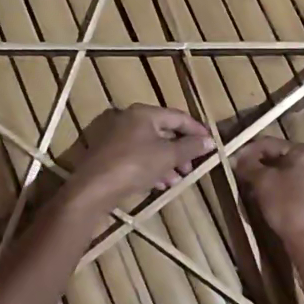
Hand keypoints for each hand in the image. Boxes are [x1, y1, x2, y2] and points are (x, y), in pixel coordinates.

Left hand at [66, 105, 213, 207]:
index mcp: (144, 114)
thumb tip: (210, 141)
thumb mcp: (169, 156)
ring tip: (178, 178)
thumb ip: (191, 147)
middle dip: (182, 150)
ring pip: (152, 146)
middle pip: (165, 132)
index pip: (179, 117)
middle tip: (193, 165)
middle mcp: (129, 120)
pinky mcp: (110, 155)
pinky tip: (161, 183)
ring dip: (169, 161)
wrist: (93, 190)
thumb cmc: (135, 165)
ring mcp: (117, 138)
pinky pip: (139, 156)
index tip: (211, 143)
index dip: (197, 130)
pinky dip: (153, 167)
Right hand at [232, 137, 303, 246]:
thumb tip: (235, 157)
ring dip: (260, 178)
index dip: (248, 151)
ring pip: (277, 171)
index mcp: (303, 150)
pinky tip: (256, 197)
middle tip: (236, 175)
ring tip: (244, 187)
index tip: (229, 161)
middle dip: (254, 165)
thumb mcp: (263, 181)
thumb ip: (248, 165)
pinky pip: (283, 183)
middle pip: (274, 156)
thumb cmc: (287, 203)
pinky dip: (269, 187)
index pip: (269, 142)